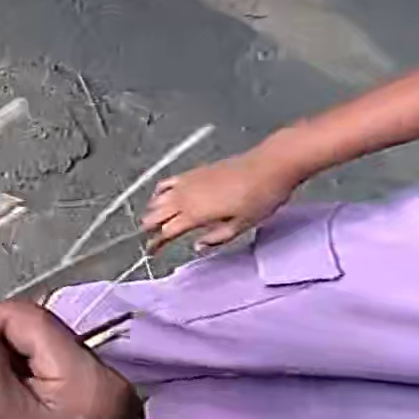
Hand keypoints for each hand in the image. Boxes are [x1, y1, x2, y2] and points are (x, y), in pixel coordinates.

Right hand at [142, 146, 303, 251]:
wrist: (269, 166)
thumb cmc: (261, 197)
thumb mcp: (243, 225)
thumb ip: (217, 238)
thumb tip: (197, 247)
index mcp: (194, 215)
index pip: (165, 233)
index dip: (156, 244)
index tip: (152, 252)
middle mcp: (182, 201)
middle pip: (153, 217)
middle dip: (149, 229)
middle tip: (151, 237)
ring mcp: (183, 186)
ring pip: (154, 202)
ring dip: (151, 213)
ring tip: (154, 221)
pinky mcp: (188, 174)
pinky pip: (163, 185)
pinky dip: (157, 194)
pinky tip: (160, 197)